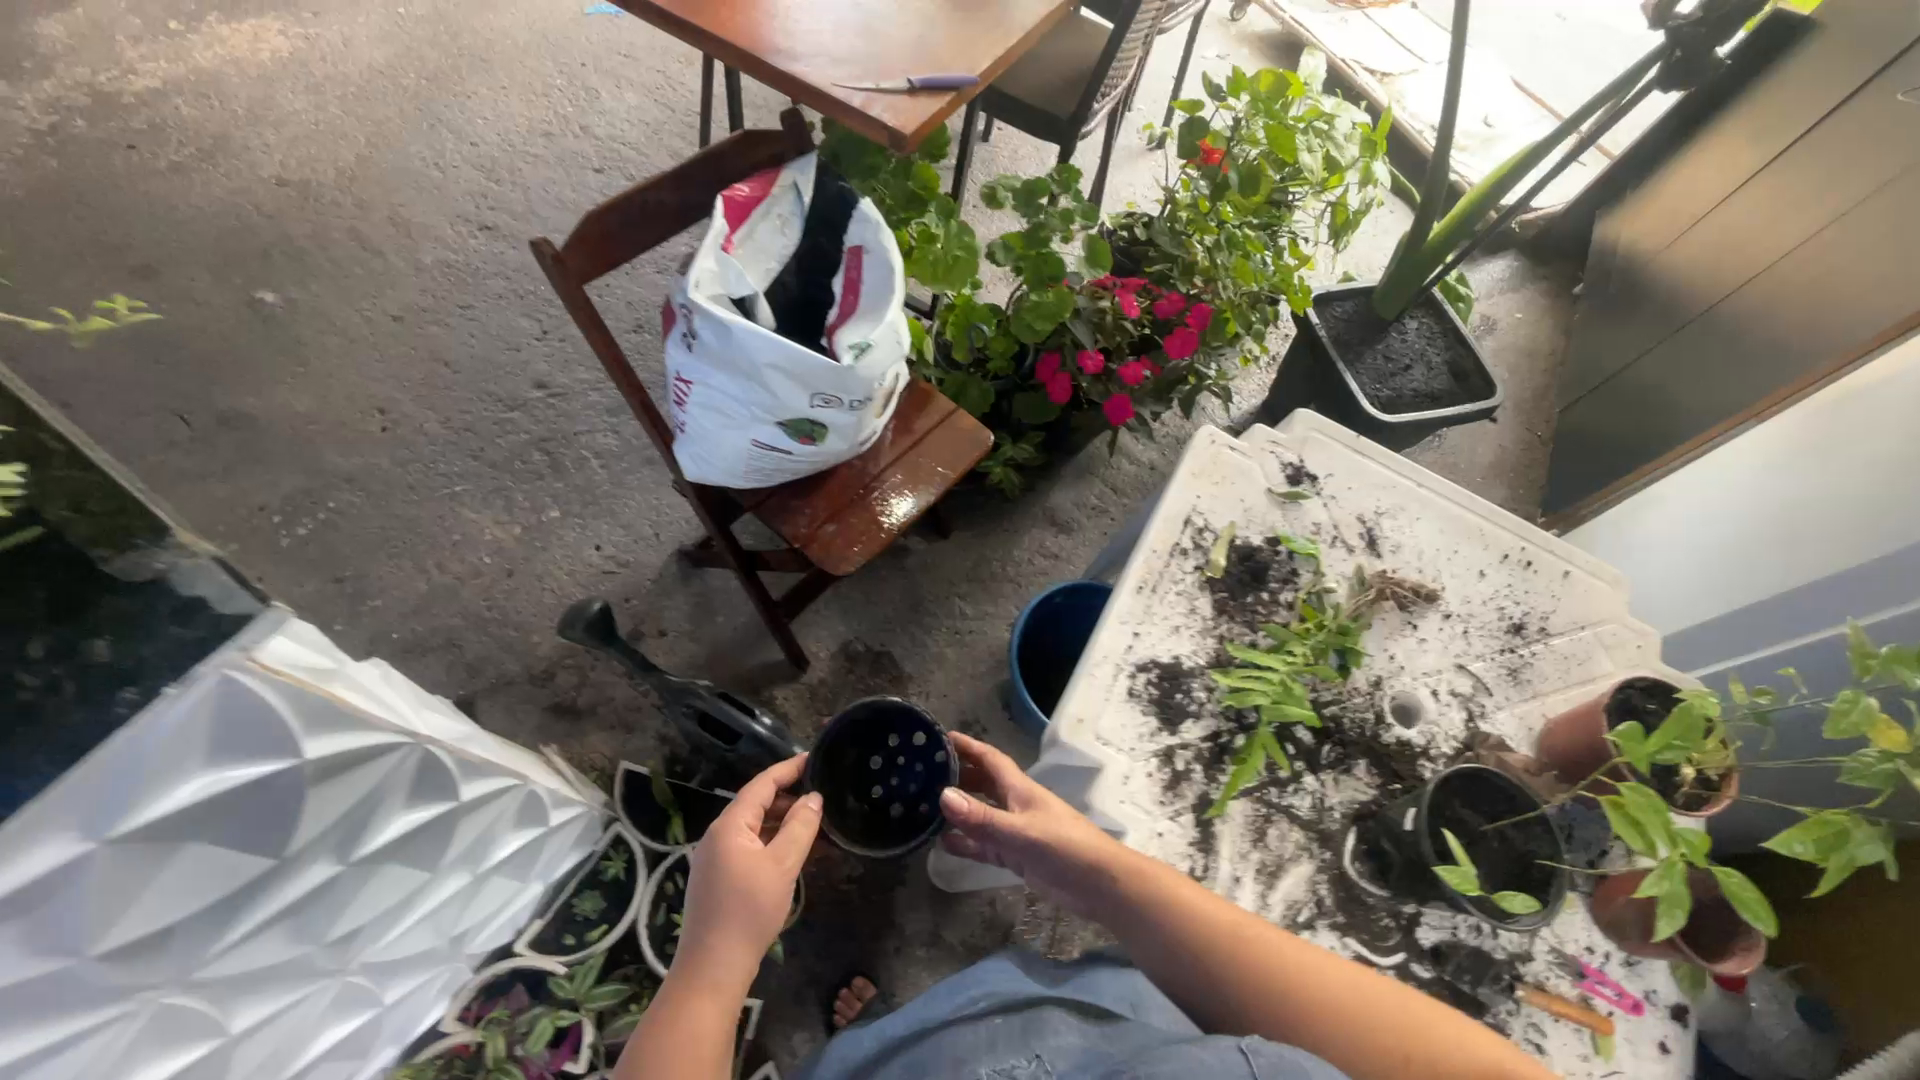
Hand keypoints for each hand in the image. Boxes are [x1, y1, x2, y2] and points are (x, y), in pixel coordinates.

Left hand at [676, 754, 820, 987]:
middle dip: (788, 797)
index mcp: (729, 825)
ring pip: (753, 828)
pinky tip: (792, 853)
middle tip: (821, 795)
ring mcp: (715, 858)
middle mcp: (717, 835)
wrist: (712, 968)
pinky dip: (772, 842)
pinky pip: (749, 847)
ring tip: (814, 824)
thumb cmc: (749, 911)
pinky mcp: (718, 878)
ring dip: (782, 822)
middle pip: (755, 804)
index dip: (788, 769)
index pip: (762, 784)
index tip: (814, 758)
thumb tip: (813, 797)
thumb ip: (800, 827)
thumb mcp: (782, 865)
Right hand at [937, 733, 1132, 917]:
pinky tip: (945, 844)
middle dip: (958, 775)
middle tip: (925, 773)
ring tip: (926, 807)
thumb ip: (982, 818)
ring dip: (959, 811)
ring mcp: (1017, 832)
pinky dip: (967, 843)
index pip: (990, 759)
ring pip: (982, 815)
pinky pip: (986, 845)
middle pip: (983, 784)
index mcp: (1020, 789)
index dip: (968, 747)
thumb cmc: (1065, 848)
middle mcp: (1016, 805)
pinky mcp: (1018, 857)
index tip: (941, 737)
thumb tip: (943, 795)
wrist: (1100, 885)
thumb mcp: (1020, 832)